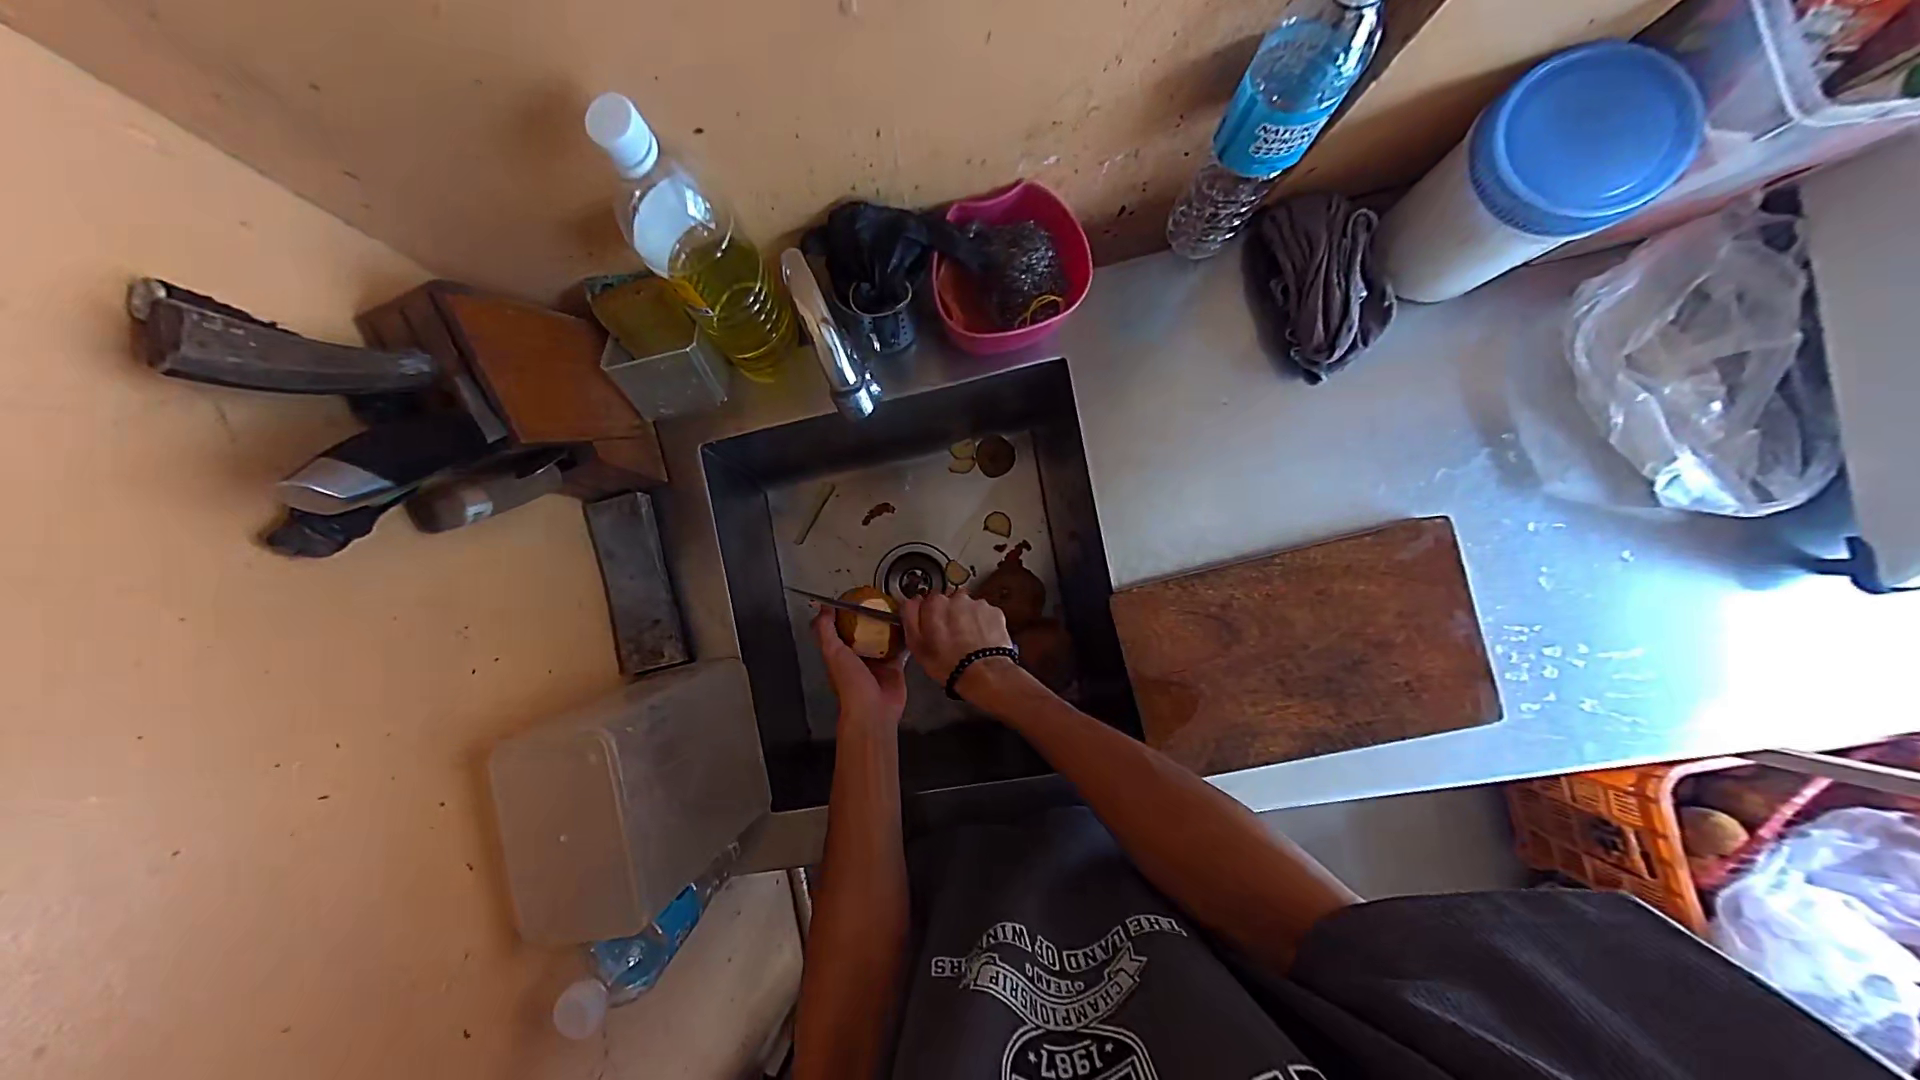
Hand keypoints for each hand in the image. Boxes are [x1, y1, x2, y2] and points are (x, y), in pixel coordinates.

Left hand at [812, 610, 906, 731]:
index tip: (857, 596)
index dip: (847, 612)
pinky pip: (900, 648)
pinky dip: (905, 638)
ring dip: (889, 625)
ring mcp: (878, 661)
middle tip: (881, 600)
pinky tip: (910, 626)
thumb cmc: (850, 684)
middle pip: (865, 631)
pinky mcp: (895, 667)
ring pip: (884, 637)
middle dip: (872, 617)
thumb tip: (823, 608)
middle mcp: (858, 656)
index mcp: (840, 652)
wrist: (873, 709)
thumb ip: (825, 630)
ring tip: (896, 609)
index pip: (842, 627)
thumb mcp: (832, 652)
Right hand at [900, 592, 1014, 691]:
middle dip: (948, 617)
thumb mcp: (916, 645)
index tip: (932, 629)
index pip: (927, 602)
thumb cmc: (949, 663)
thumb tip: (911, 603)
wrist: (984, 673)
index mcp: (934, 604)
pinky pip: (984, 615)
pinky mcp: (994, 612)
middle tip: (950, 638)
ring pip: (967, 608)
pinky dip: (982, 624)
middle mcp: (956, 598)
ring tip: (967, 642)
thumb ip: (910, 617)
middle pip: (949, 603)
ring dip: (966, 620)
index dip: (929, 616)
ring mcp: (977, 604)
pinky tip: (980, 641)